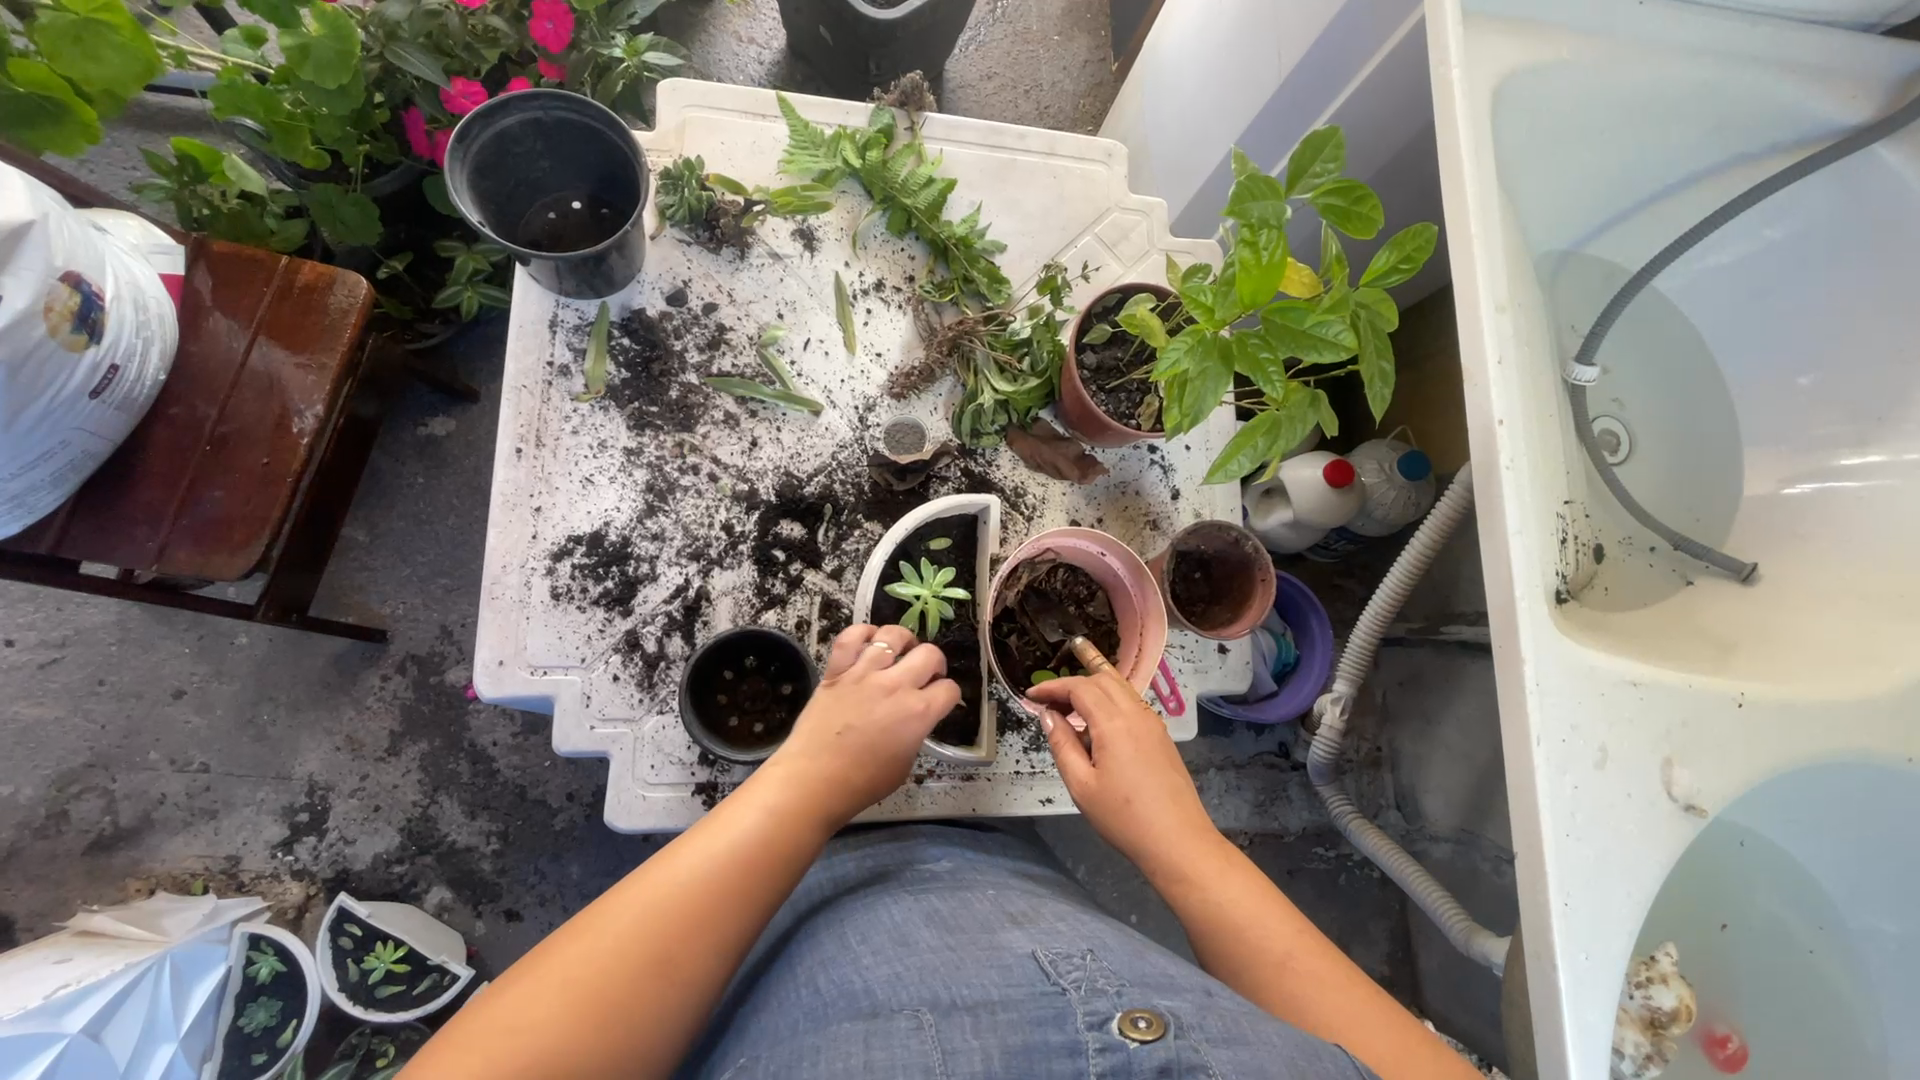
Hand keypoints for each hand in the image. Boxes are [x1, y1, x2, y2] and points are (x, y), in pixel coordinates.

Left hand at [755, 623, 959, 828]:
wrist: (813, 779)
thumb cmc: (861, 782)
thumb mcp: (904, 764)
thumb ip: (915, 734)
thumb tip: (914, 720)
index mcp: (918, 713)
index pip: (949, 689)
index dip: (949, 695)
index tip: (942, 700)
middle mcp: (895, 685)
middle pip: (929, 653)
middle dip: (935, 662)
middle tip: (927, 673)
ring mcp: (864, 674)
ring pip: (893, 636)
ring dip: (904, 641)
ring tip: (902, 651)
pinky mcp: (836, 671)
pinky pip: (850, 638)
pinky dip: (863, 632)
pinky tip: (869, 641)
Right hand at [1028, 673, 1220, 874]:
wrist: (1178, 842)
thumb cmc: (1124, 818)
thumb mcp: (1081, 785)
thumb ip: (1062, 745)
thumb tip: (1049, 716)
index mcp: (1113, 723)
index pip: (1079, 687)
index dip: (1052, 687)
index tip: (1031, 696)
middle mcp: (1136, 714)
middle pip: (1101, 680)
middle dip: (1072, 686)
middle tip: (1050, 706)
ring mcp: (1153, 723)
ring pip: (1120, 689)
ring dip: (1093, 693)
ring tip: (1071, 716)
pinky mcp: (1162, 736)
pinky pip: (1132, 706)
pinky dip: (1110, 705)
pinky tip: (1098, 733)